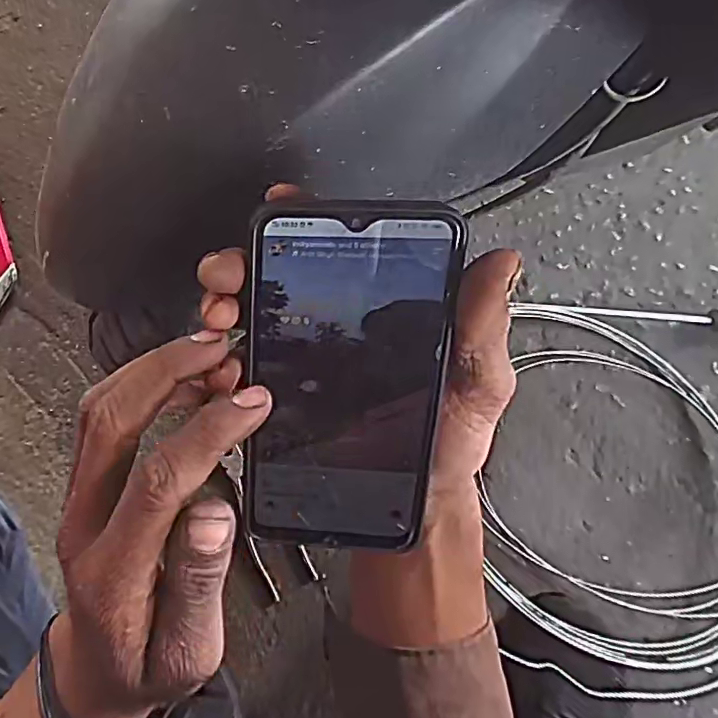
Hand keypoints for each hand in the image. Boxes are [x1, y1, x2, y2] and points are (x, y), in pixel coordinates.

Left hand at [47, 330, 271, 717]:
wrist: (93, 669)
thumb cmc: (144, 663)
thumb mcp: (188, 652)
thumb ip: (199, 583)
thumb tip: (215, 514)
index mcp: (113, 569)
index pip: (156, 480)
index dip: (208, 431)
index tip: (251, 403)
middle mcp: (85, 520)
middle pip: (110, 422)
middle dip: (167, 372)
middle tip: (219, 350)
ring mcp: (79, 495)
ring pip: (99, 408)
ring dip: (153, 368)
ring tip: (206, 353)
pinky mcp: (85, 480)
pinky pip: (102, 415)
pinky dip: (141, 382)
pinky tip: (181, 377)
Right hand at [197, 184, 521, 647]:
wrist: (411, 512)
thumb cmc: (445, 447)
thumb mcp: (475, 384)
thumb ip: (481, 327)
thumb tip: (499, 265)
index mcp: (377, 312)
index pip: (337, 253)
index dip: (305, 222)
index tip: (283, 205)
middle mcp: (333, 329)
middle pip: (276, 278)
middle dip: (241, 264)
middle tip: (231, 273)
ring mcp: (301, 364)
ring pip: (249, 316)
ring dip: (222, 303)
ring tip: (219, 314)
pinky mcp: (277, 399)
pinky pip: (239, 368)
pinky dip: (218, 357)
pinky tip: (220, 361)